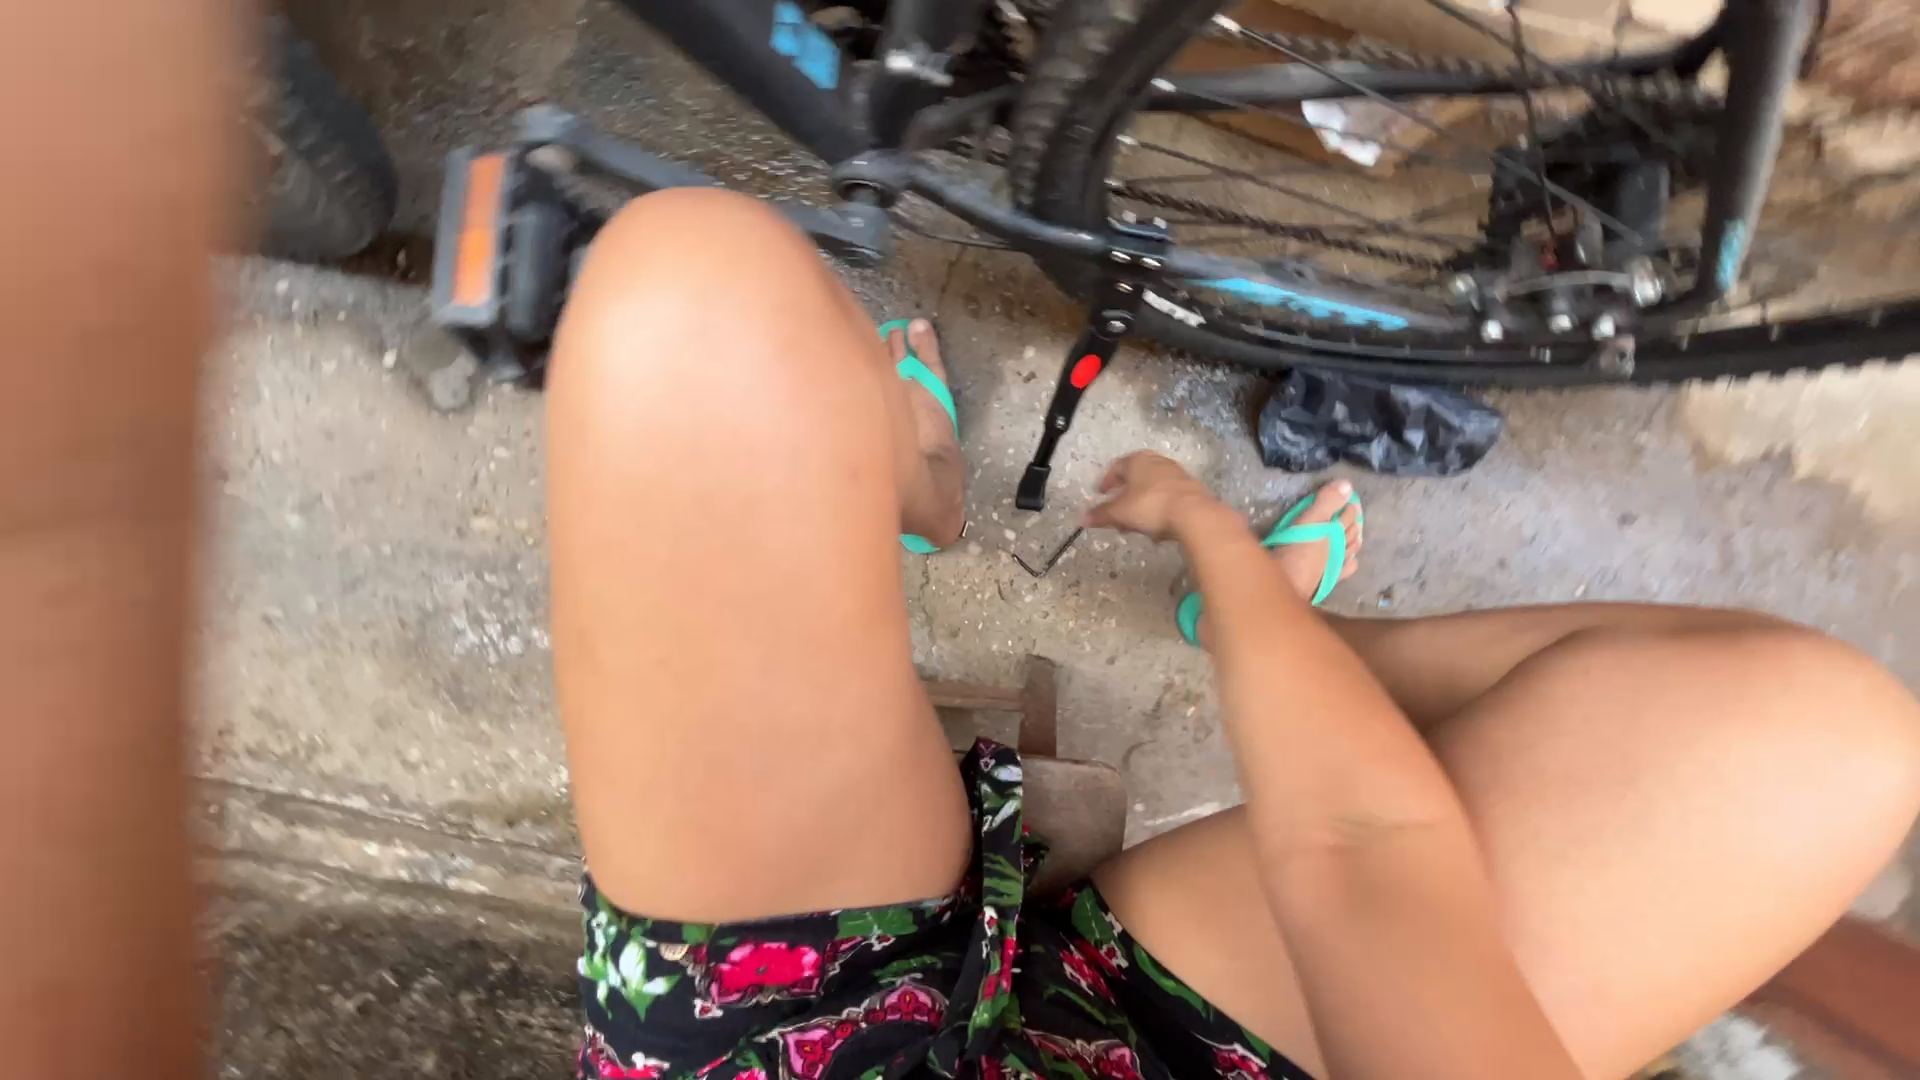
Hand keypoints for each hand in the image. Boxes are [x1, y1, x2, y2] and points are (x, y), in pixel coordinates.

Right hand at [1084, 452, 1216, 541]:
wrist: (1193, 514)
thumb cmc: (1150, 506)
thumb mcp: (1120, 512)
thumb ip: (1101, 515)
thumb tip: (1083, 519)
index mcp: (1137, 460)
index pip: (1117, 467)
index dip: (1107, 481)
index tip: (1101, 494)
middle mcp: (1158, 462)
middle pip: (1136, 478)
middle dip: (1125, 496)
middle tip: (1117, 512)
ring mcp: (1177, 474)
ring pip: (1152, 489)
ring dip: (1142, 505)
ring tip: (1136, 524)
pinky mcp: (1191, 490)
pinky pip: (1168, 499)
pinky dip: (1158, 510)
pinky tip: (1157, 528)